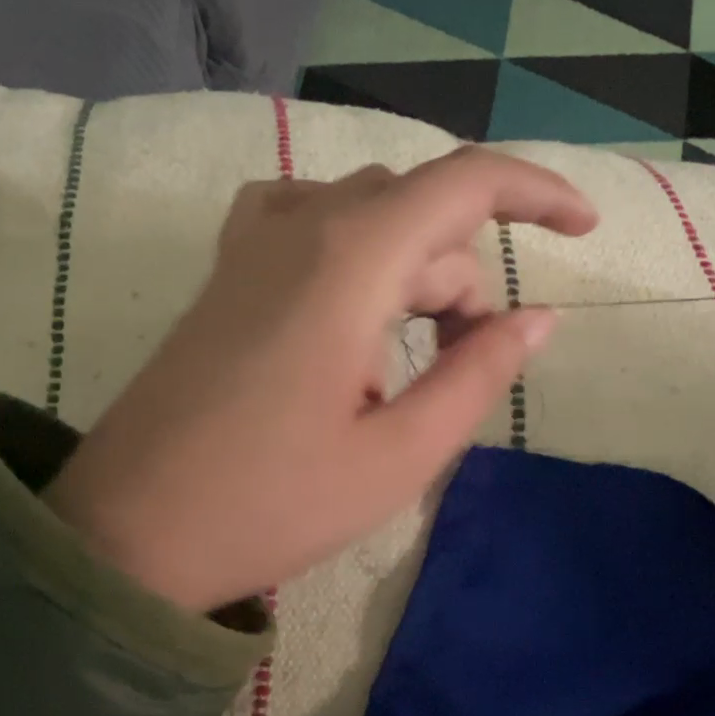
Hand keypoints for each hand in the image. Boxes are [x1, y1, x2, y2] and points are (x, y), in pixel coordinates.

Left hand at [43, 147, 597, 613]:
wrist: (129, 532)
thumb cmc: (271, 503)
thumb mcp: (398, 455)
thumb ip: (478, 376)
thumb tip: (540, 318)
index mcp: (348, 261)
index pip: (464, 182)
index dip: (537, 193)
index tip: (585, 231)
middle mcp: (297, 226)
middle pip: (418, 212)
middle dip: (464, 280)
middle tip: (465, 371)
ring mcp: (250, 245)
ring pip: (368, 219)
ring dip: (414, 275)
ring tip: (408, 366)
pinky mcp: (225, 275)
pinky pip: (311, 227)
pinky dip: (357, 259)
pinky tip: (351, 321)